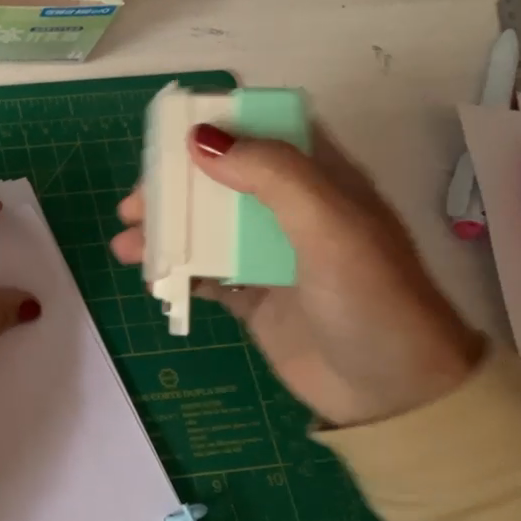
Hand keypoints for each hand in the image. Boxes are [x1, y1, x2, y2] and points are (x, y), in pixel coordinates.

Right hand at [111, 125, 483, 427]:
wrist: (394, 395)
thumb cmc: (370, 300)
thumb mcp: (329, 227)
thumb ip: (271, 176)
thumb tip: (199, 139)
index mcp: (322, 182)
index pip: (266, 133)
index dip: (219, 126)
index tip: (168, 134)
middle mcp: (292, 211)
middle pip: (220, 181)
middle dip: (171, 186)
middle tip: (133, 204)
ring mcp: (269, 255)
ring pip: (203, 227)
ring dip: (163, 230)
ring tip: (126, 245)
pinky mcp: (251, 295)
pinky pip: (201, 273)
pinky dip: (172, 271)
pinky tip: (150, 279)